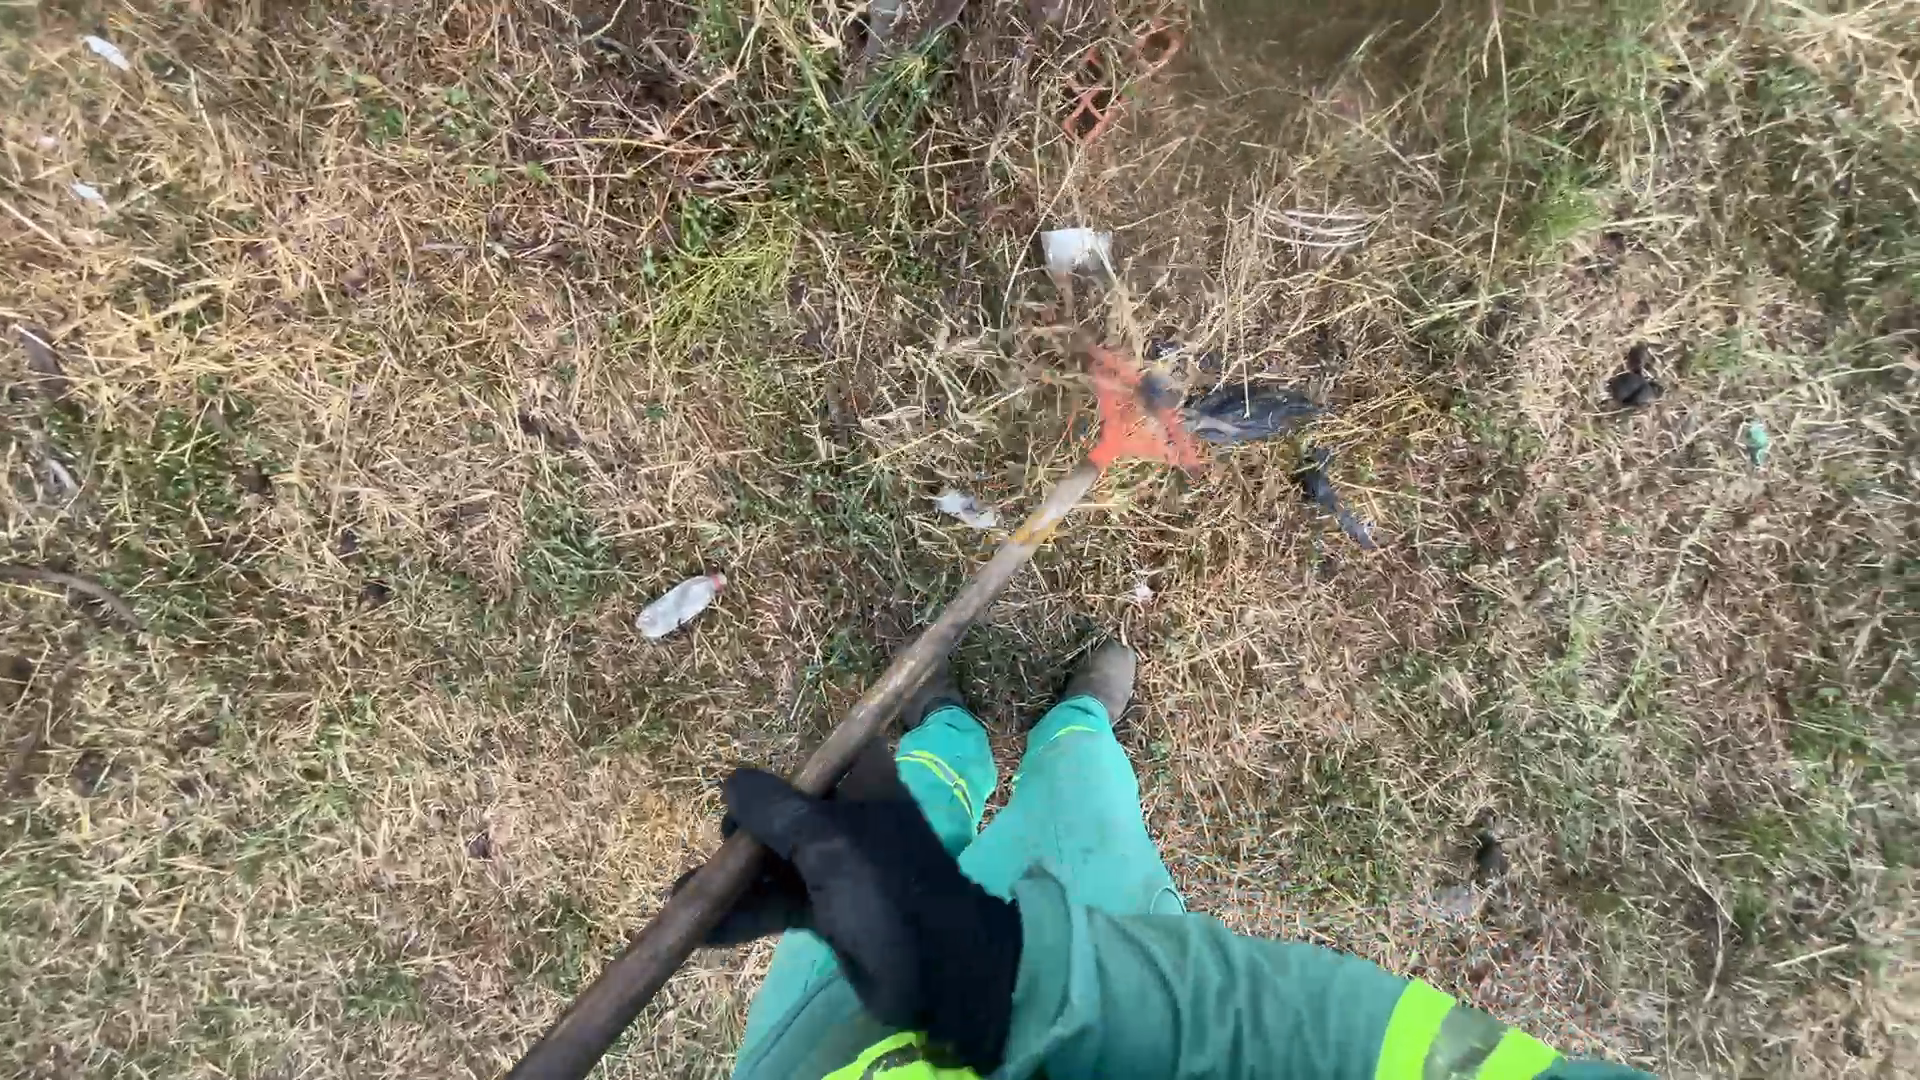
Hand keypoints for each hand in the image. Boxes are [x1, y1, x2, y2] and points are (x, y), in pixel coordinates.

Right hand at [681, 739, 1021, 1070]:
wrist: (935, 967)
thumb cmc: (884, 884)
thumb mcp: (826, 840)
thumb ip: (775, 809)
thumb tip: (730, 780)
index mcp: (863, 780)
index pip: (814, 761)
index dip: (778, 775)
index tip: (740, 796)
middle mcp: (849, 814)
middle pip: (783, 811)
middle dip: (744, 835)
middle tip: (721, 857)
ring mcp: (838, 862)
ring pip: (775, 860)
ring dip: (734, 880)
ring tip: (683, 899)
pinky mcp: (828, 905)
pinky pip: (778, 900)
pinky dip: (746, 913)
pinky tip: (705, 932)